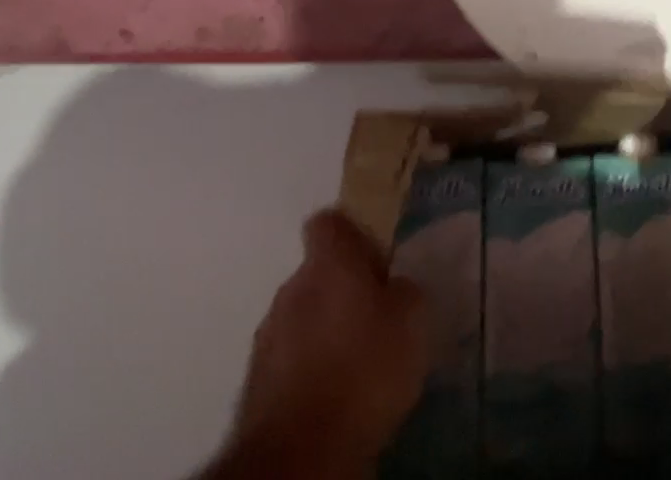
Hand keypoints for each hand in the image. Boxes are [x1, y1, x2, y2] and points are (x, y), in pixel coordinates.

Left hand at [220, 210, 429, 478]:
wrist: (302, 448)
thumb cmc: (366, 368)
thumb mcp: (411, 320)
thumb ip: (405, 291)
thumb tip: (395, 286)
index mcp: (328, 265)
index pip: (330, 222)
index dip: (353, 234)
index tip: (377, 257)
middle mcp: (290, 289)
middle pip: (318, 272)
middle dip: (346, 288)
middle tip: (381, 314)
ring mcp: (268, 334)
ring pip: (304, 314)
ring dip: (328, 327)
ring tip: (362, 359)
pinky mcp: (259, 379)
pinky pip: (292, 355)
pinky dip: (314, 364)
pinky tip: (340, 389)